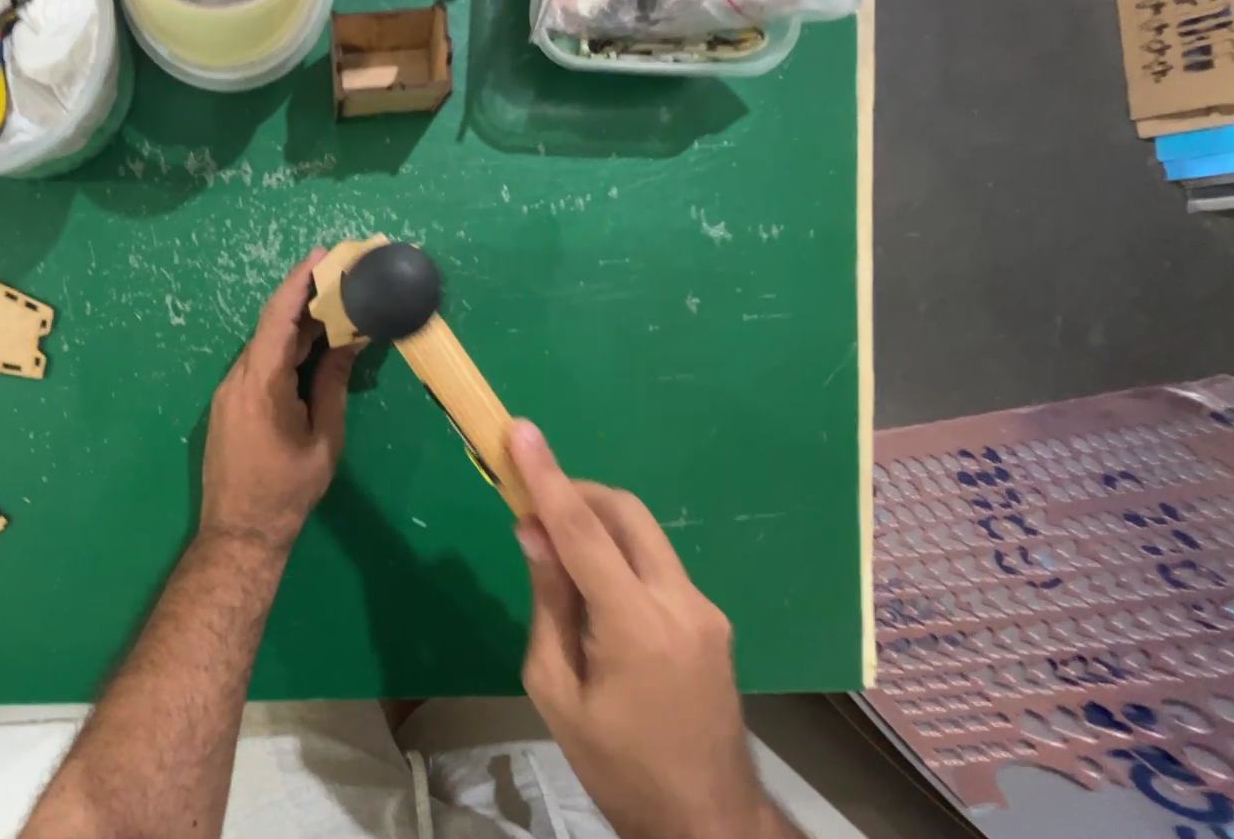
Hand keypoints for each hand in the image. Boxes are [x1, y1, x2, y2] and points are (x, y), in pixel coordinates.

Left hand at [199, 248, 361, 553]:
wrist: (240, 533)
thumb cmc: (287, 490)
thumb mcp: (323, 438)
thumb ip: (332, 385)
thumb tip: (348, 341)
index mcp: (261, 383)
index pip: (279, 318)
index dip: (300, 282)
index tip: (323, 255)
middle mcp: (238, 378)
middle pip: (271, 326)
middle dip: (304, 298)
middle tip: (340, 279)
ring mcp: (229, 391)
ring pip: (264, 344)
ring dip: (297, 325)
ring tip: (334, 307)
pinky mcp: (230, 404)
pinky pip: (258, 364)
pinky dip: (285, 348)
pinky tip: (311, 346)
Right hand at [512, 420, 793, 838]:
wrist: (705, 820)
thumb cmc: (616, 764)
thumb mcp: (557, 688)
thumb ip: (549, 602)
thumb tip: (534, 533)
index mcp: (636, 626)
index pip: (583, 532)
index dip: (547, 477)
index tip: (522, 433)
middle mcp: (681, 604)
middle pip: (626, 514)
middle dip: (576, 492)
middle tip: (532, 503)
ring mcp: (704, 610)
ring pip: (644, 535)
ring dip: (597, 523)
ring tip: (555, 553)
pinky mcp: (711, 620)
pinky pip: (656, 565)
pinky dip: (618, 554)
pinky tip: (594, 588)